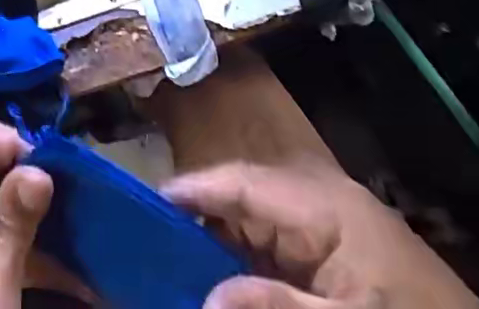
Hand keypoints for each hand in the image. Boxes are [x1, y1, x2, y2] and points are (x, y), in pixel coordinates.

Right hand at [164, 164, 478, 308]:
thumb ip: (276, 307)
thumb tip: (205, 299)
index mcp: (323, 205)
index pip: (240, 183)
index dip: (192, 190)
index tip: (144, 204)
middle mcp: (319, 204)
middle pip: (241, 200)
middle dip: (198, 220)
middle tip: (150, 242)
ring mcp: (328, 231)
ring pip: (254, 226)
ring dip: (218, 246)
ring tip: (173, 262)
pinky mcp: (334, 259)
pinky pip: (274, 251)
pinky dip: (245, 265)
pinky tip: (223, 284)